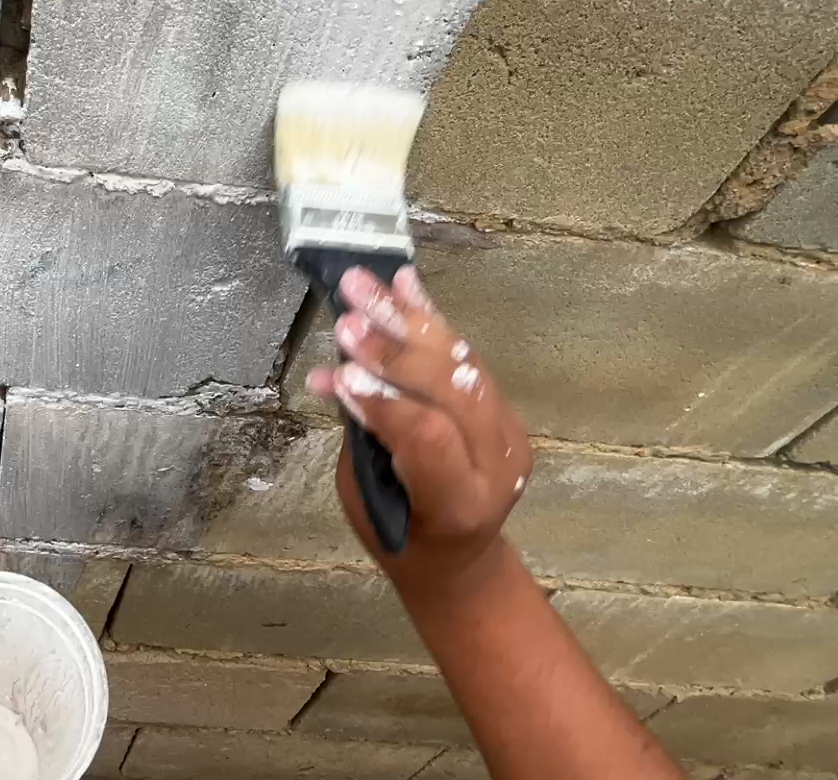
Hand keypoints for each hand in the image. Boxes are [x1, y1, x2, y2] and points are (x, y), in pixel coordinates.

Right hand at [306, 265, 533, 596]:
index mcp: (457, 502)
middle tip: (347, 320)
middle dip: (392, 351)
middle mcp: (496, 465)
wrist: (456, 553)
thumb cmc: (397, 532)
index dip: (384, 401)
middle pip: (450, 391)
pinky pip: (465, 355)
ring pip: (459, 362)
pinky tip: (405, 283)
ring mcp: (506, 431)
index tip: (340, 374)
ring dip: (406, 318)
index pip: (427, 435)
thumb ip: (361, 434)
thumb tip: (331, 376)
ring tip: (364, 284)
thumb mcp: (367, 495)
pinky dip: (430, 317)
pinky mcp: (503, 408)